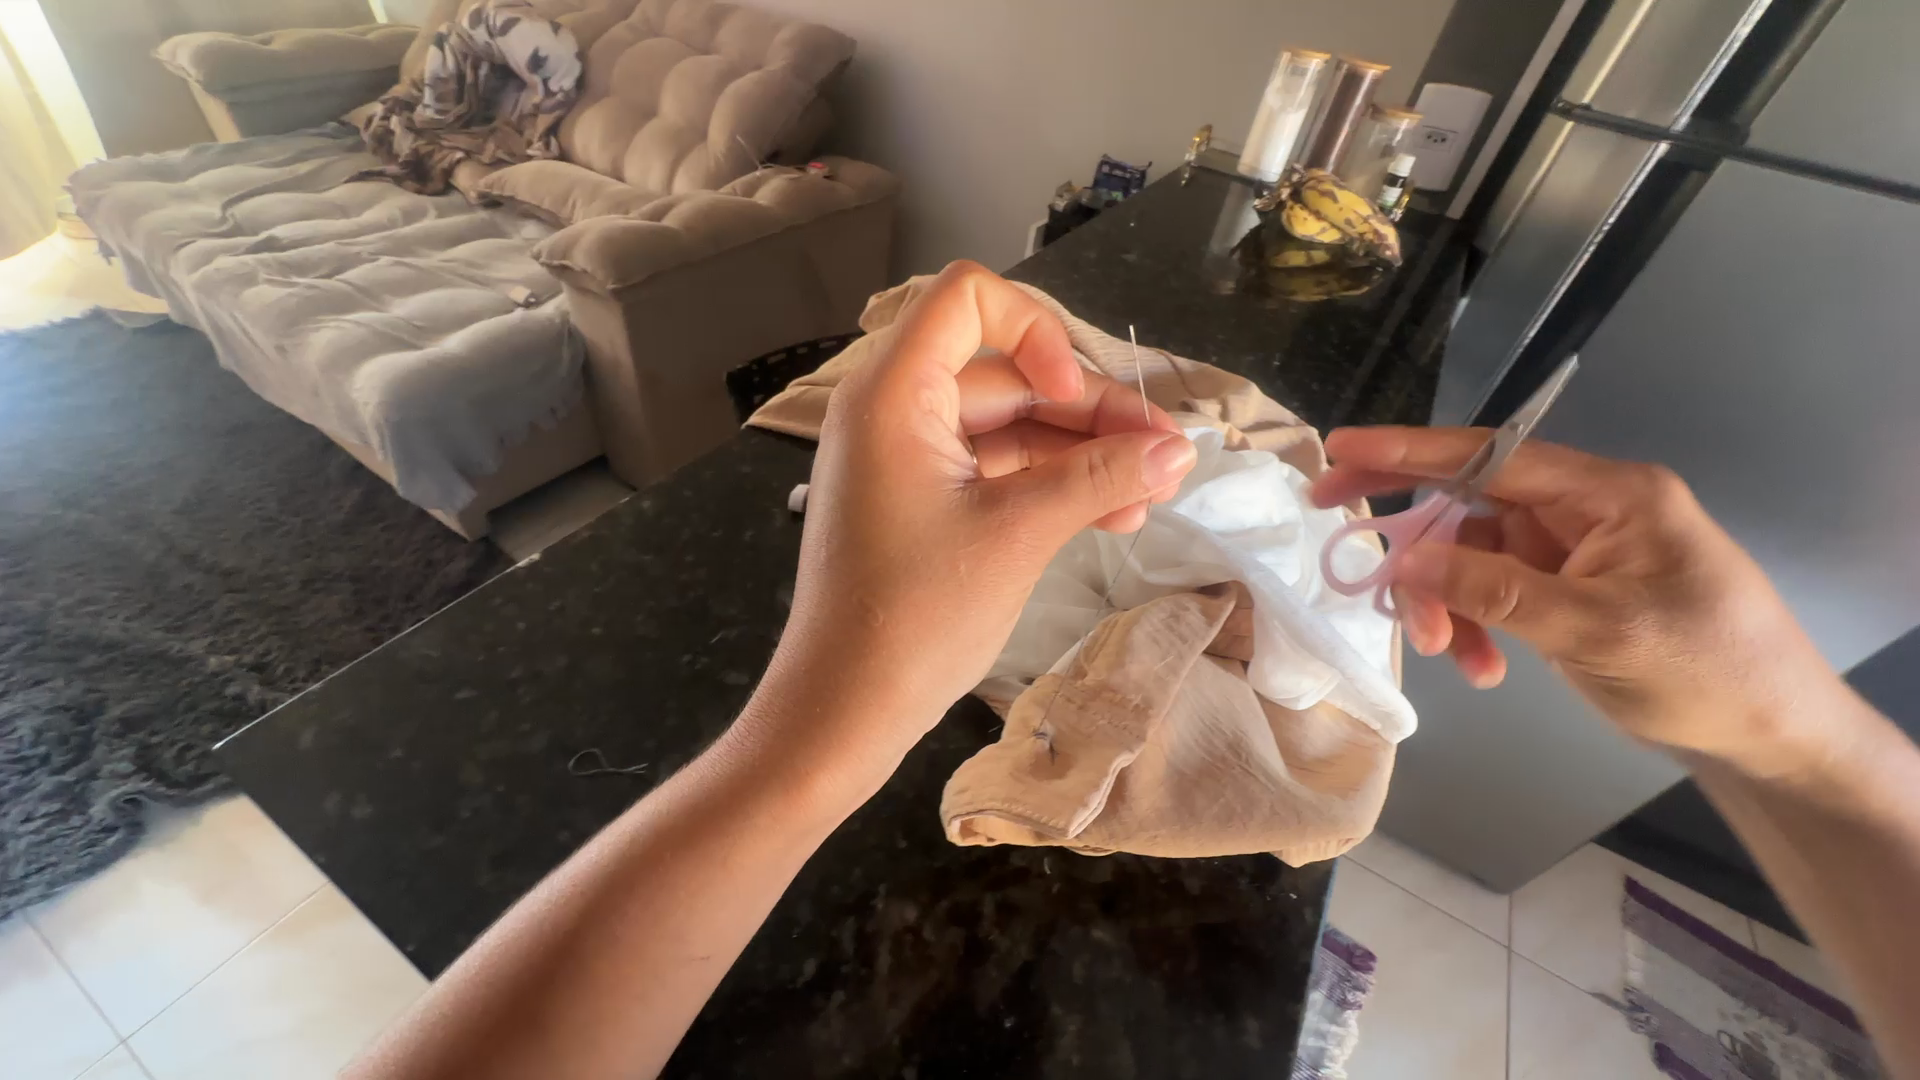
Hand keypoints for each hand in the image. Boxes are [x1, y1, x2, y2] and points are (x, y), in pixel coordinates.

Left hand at [747, 262, 1197, 789]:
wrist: (845, 707)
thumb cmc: (917, 616)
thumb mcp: (1019, 534)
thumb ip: (1100, 477)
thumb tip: (1178, 447)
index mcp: (894, 392)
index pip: (969, 299)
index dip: (1037, 331)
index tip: (1074, 400)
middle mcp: (893, 408)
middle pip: (1005, 373)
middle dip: (1089, 413)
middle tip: (1165, 456)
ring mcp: (906, 457)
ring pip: (1008, 427)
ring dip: (1079, 456)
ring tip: (1150, 496)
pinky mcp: (921, 499)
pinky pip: (993, 469)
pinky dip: (1047, 485)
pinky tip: (1110, 515)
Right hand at [1312, 426, 1839, 777]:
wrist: (1768, 739)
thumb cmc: (1704, 672)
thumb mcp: (1595, 629)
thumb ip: (1494, 590)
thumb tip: (1407, 562)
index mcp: (1606, 494)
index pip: (1489, 455)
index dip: (1407, 449)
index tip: (1340, 448)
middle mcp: (1578, 510)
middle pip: (1465, 500)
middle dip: (1408, 532)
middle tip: (1338, 533)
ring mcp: (1562, 550)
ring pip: (1465, 557)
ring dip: (1442, 603)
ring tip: (1443, 652)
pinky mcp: (1552, 587)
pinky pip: (1483, 593)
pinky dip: (1468, 627)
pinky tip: (1479, 667)